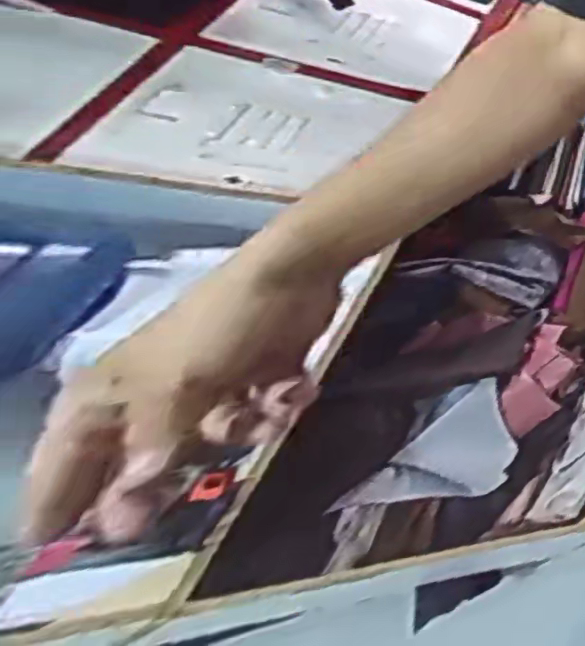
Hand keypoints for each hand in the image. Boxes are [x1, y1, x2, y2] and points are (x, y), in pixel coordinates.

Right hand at [23, 258, 336, 543]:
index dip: (60, 500)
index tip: (55, 541)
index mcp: (106, 395)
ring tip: (269, 416)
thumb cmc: (218, 326)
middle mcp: (153, 394)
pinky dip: (282, 402)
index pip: (63, 460)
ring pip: (220, 432)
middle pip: (146, 456)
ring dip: (248, 430)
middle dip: (160, 480)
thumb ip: (154, 443)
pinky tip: (297, 391)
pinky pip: (266, 406)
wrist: (295, 275)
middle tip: (164, 510)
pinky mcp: (265, 370)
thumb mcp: (176, 388)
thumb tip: (130, 492)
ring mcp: (214, 382)